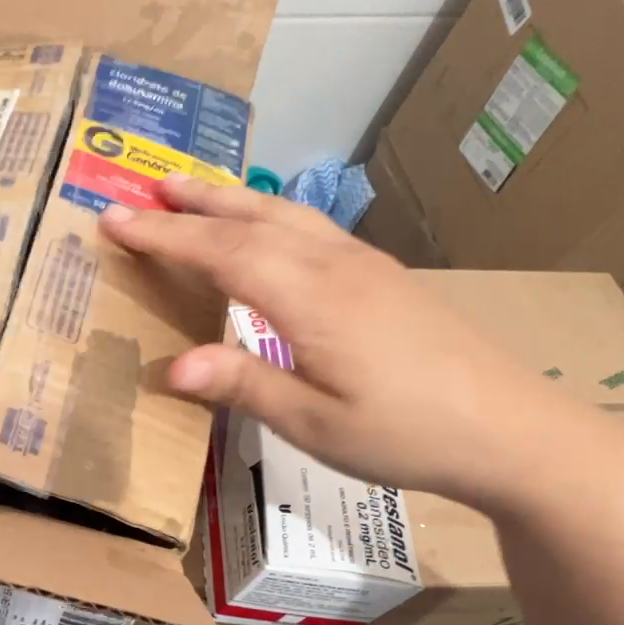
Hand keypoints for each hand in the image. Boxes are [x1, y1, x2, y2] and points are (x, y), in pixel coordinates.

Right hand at [100, 176, 600, 507]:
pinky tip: (264, 228)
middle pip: (253, 220)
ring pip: (286, 217)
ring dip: (231, 202)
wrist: (510, 429)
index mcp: (312, 300)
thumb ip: (244, 385)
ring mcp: (365, 267)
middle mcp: (336, 268)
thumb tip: (168, 366)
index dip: (165, 237)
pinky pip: (310, 229)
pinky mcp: (382, 279)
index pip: (223, 253)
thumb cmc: (405, 434)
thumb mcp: (314, 424)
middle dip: (193, 204)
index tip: (114, 221)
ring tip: (191, 192)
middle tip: (144, 190)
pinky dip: (268, 217)